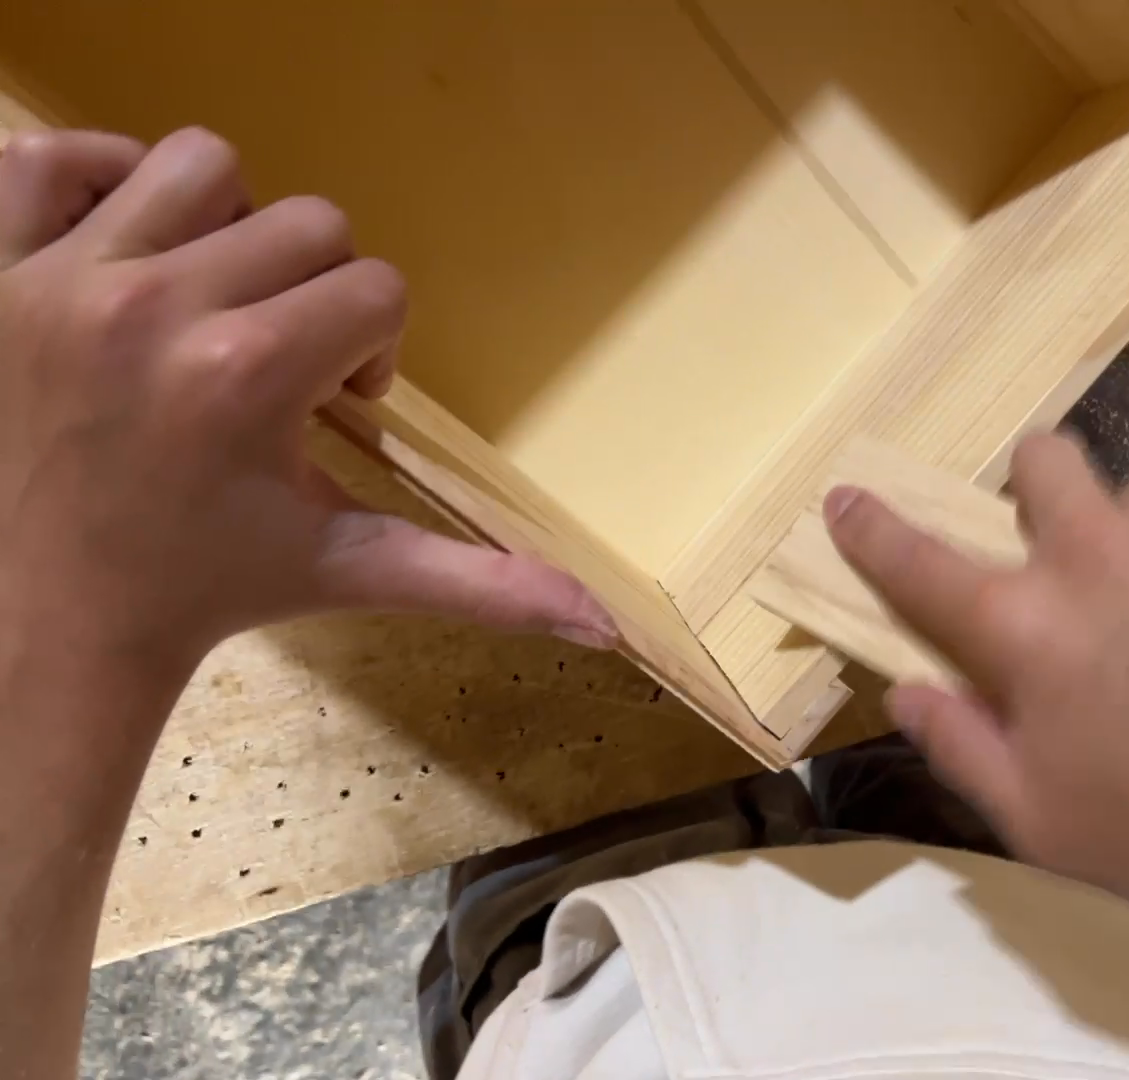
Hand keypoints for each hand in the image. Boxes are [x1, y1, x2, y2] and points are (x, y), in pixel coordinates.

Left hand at [0, 128, 616, 683]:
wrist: (29, 606)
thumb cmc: (212, 583)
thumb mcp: (366, 571)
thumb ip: (491, 588)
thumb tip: (609, 628)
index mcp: (249, 374)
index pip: (378, 289)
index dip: (376, 346)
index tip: (332, 404)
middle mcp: (149, 303)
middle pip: (312, 226)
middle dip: (325, 294)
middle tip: (285, 365)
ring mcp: (46, 270)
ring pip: (205, 167)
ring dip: (240, 231)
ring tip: (220, 304)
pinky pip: (58, 153)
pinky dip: (117, 189)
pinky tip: (138, 259)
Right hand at [826, 434, 1128, 955]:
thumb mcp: (1042, 818)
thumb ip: (959, 743)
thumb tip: (907, 691)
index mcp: (1028, 621)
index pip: (919, 559)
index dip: (872, 528)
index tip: (848, 497)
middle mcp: (1101, 547)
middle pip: (1041, 458)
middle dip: (1036, 488)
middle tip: (1065, 549)